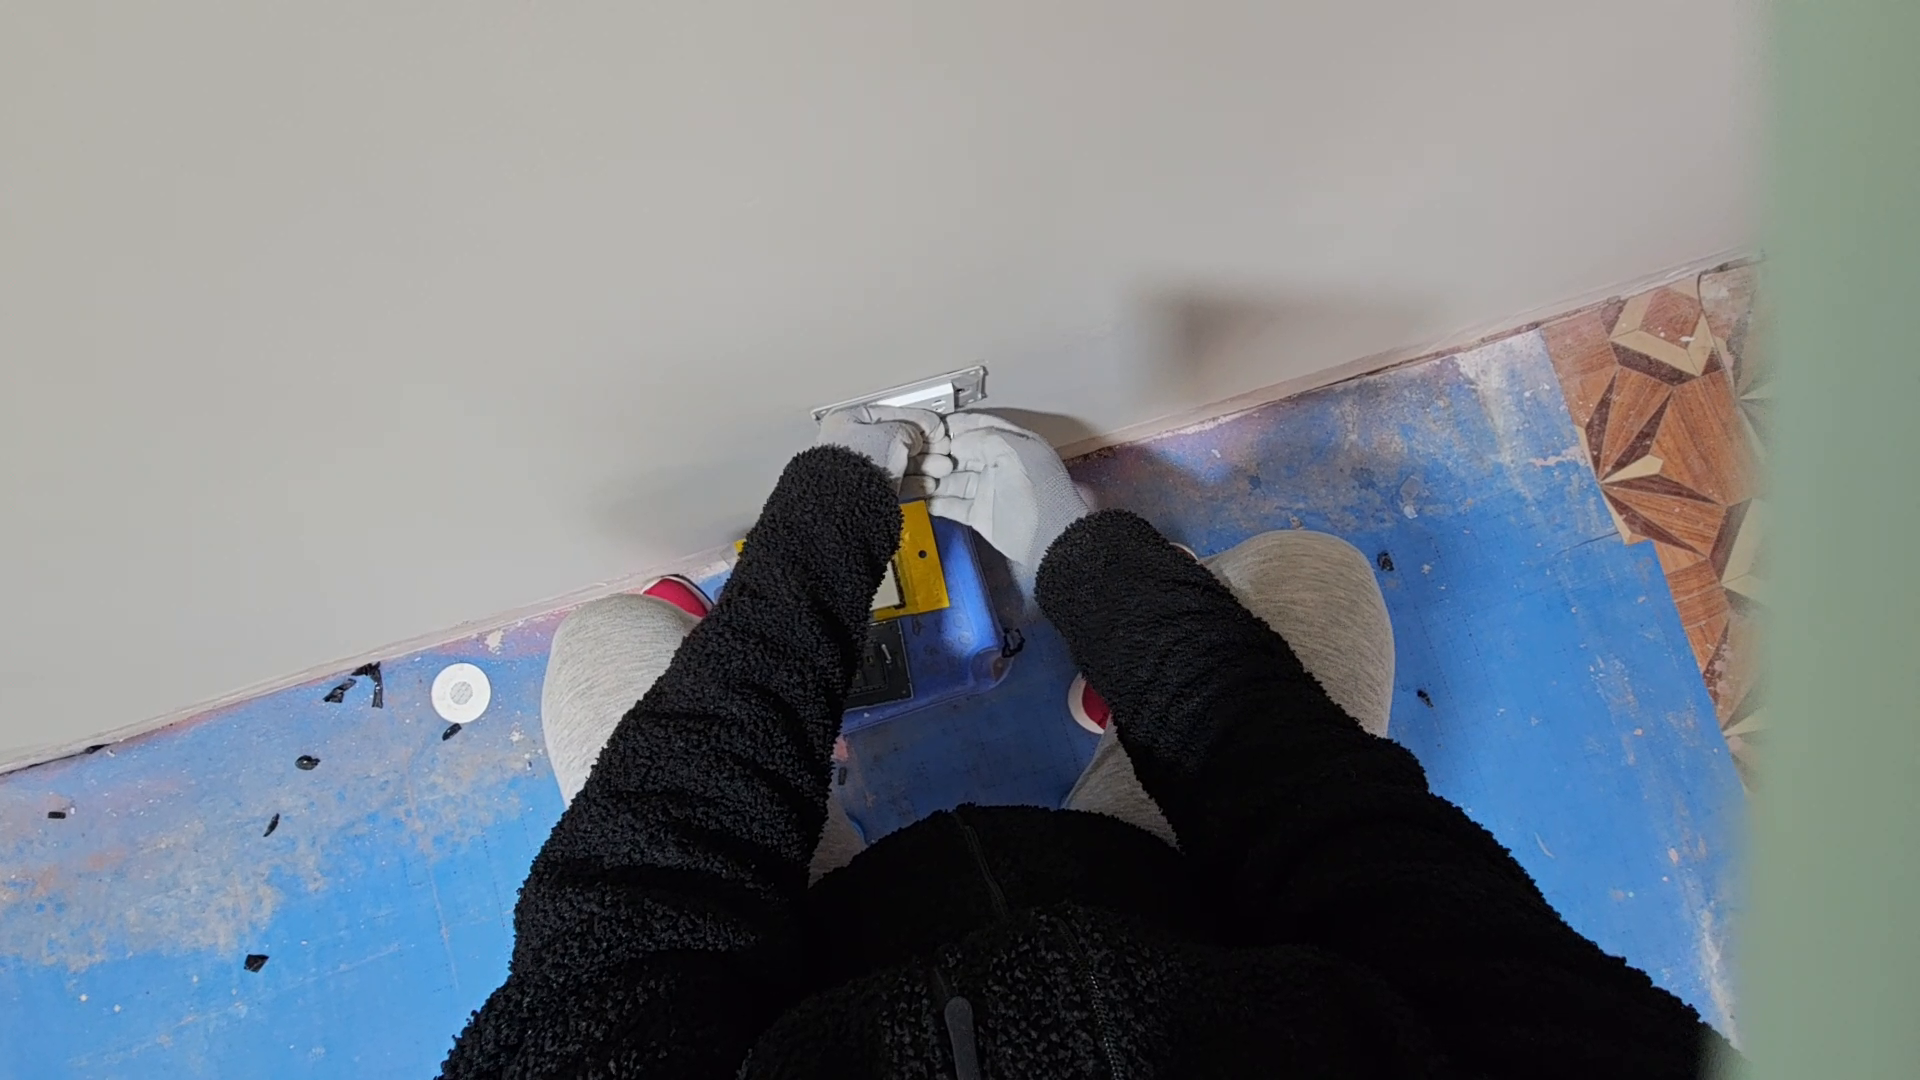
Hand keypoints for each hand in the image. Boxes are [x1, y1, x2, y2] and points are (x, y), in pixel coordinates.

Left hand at [816, 405, 953, 496]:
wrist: (849, 501)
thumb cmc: (859, 462)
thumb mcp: (894, 433)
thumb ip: (910, 429)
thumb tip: (916, 437)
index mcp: (849, 421)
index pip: (891, 415)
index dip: (918, 419)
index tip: (936, 426)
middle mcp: (852, 445)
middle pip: (898, 441)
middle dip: (925, 446)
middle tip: (942, 448)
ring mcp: (860, 471)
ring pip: (901, 464)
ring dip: (925, 465)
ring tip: (941, 467)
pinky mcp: (869, 493)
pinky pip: (897, 485)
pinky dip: (915, 484)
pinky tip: (929, 484)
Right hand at [925, 411, 1089, 589]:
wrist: (1047, 539)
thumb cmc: (1039, 494)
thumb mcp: (1014, 452)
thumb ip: (984, 438)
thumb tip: (958, 441)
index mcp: (1013, 444)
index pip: (979, 426)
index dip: (956, 425)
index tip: (933, 428)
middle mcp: (999, 465)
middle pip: (962, 453)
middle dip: (940, 453)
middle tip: (918, 454)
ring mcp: (989, 490)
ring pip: (953, 479)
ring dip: (934, 478)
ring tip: (914, 476)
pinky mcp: (981, 515)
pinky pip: (953, 505)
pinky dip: (937, 502)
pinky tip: (921, 498)